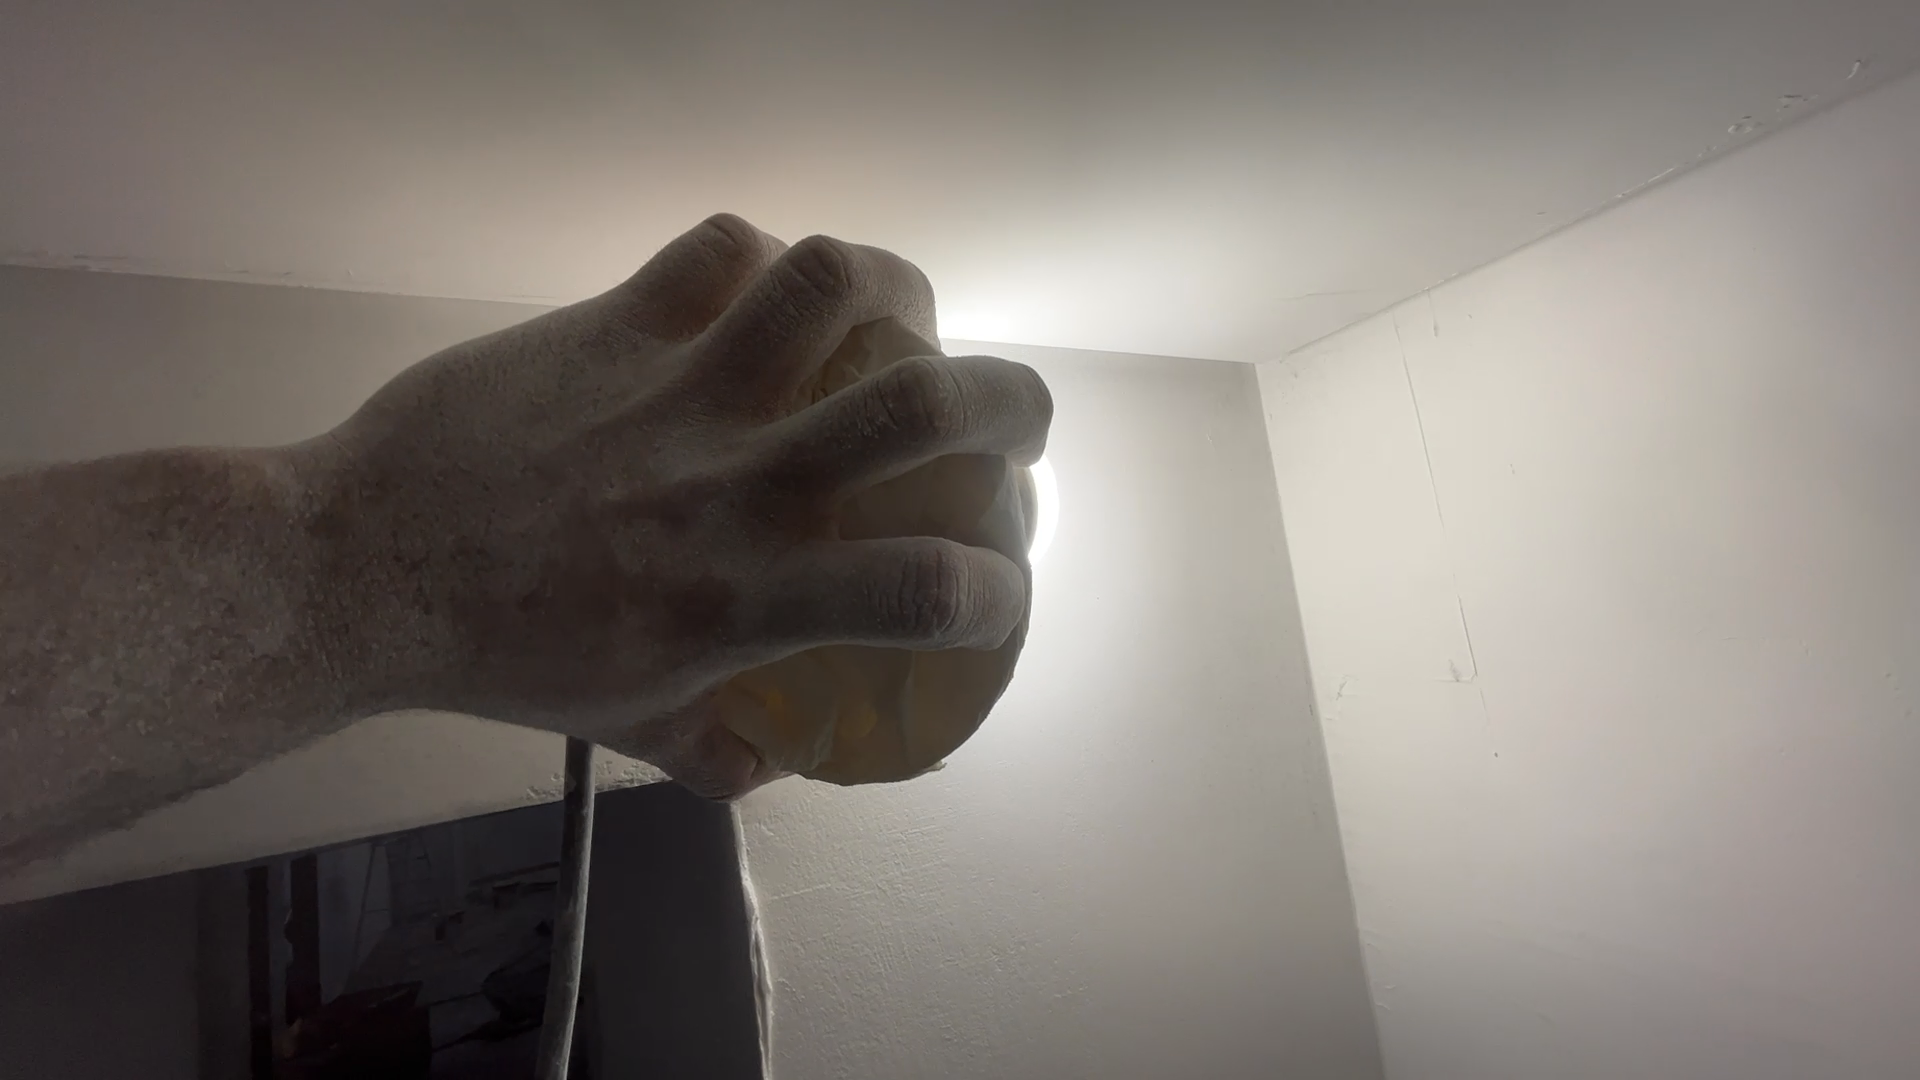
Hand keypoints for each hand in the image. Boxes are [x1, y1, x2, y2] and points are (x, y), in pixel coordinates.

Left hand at [298, 215, 1051, 797]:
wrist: (355, 569)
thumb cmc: (508, 657)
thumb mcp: (632, 729)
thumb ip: (722, 752)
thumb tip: (781, 762)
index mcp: (751, 600)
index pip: (928, 589)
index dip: (999, 586)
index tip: (1003, 580)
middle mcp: (740, 486)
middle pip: (922, 407)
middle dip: (1011, 402)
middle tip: (1016, 419)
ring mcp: (682, 391)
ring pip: (831, 286)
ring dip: (895, 293)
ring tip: (901, 321)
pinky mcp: (618, 325)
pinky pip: (722, 250)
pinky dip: (767, 260)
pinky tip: (769, 295)